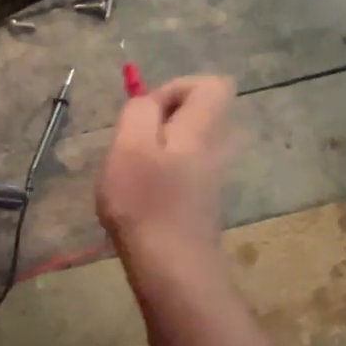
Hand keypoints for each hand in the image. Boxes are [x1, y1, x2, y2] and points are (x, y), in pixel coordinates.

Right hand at [96, 75, 236, 272]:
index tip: (143, 115)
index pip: (210, 84)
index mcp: (203, 128)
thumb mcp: (128, 148)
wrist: (170, 261)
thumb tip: (146, 102)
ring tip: (130, 172)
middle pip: (198, 112)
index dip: (173, 88)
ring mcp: (211, 173)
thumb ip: (138, 114)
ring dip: (155, 148)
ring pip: (186, 141)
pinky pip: (181, 166)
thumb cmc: (144, 202)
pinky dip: (159, 172)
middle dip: (160, 121)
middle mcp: (217, 145)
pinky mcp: (201, 196)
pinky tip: (139, 195)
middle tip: (131, 145)